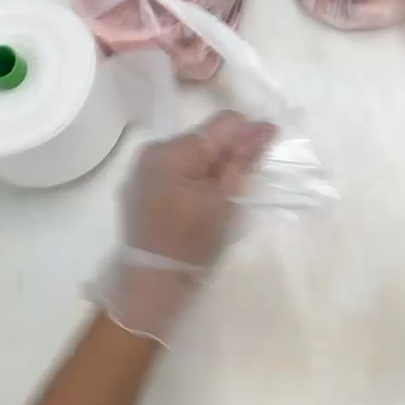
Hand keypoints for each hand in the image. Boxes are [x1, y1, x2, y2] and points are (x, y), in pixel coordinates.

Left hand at [122, 111, 277, 266]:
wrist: (150, 282)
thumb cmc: (192, 243)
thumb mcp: (225, 200)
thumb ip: (243, 160)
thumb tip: (264, 128)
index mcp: (173, 152)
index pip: (221, 123)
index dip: (249, 130)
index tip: (268, 140)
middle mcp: (152, 150)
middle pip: (203, 136)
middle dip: (227, 150)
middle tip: (245, 175)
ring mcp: (140, 167)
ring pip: (188, 151)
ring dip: (208, 162)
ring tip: (221, 190)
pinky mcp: (137, 184)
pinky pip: (172, 166)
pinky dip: (190, 174)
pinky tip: (197, 197)